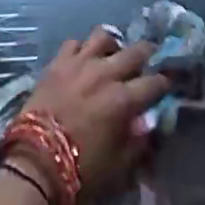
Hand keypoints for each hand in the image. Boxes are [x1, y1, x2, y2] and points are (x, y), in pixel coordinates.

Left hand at [18, 26, 172, 196]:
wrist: (35, 161)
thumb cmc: (81, 168)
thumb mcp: (120, 164)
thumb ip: (139, 140)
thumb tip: (150, 122)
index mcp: (123, 98)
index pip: (155, 82)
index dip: (165, 81)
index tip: (168, 82)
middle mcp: (105, 73)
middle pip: (136, 51)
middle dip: (148, 54)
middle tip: (149, 60)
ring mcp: (80, 63)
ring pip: (104, 36)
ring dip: (113, 45)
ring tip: (113, 54)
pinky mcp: (58, 62)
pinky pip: (74, 43)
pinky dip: (82, 49)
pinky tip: (82, 59)